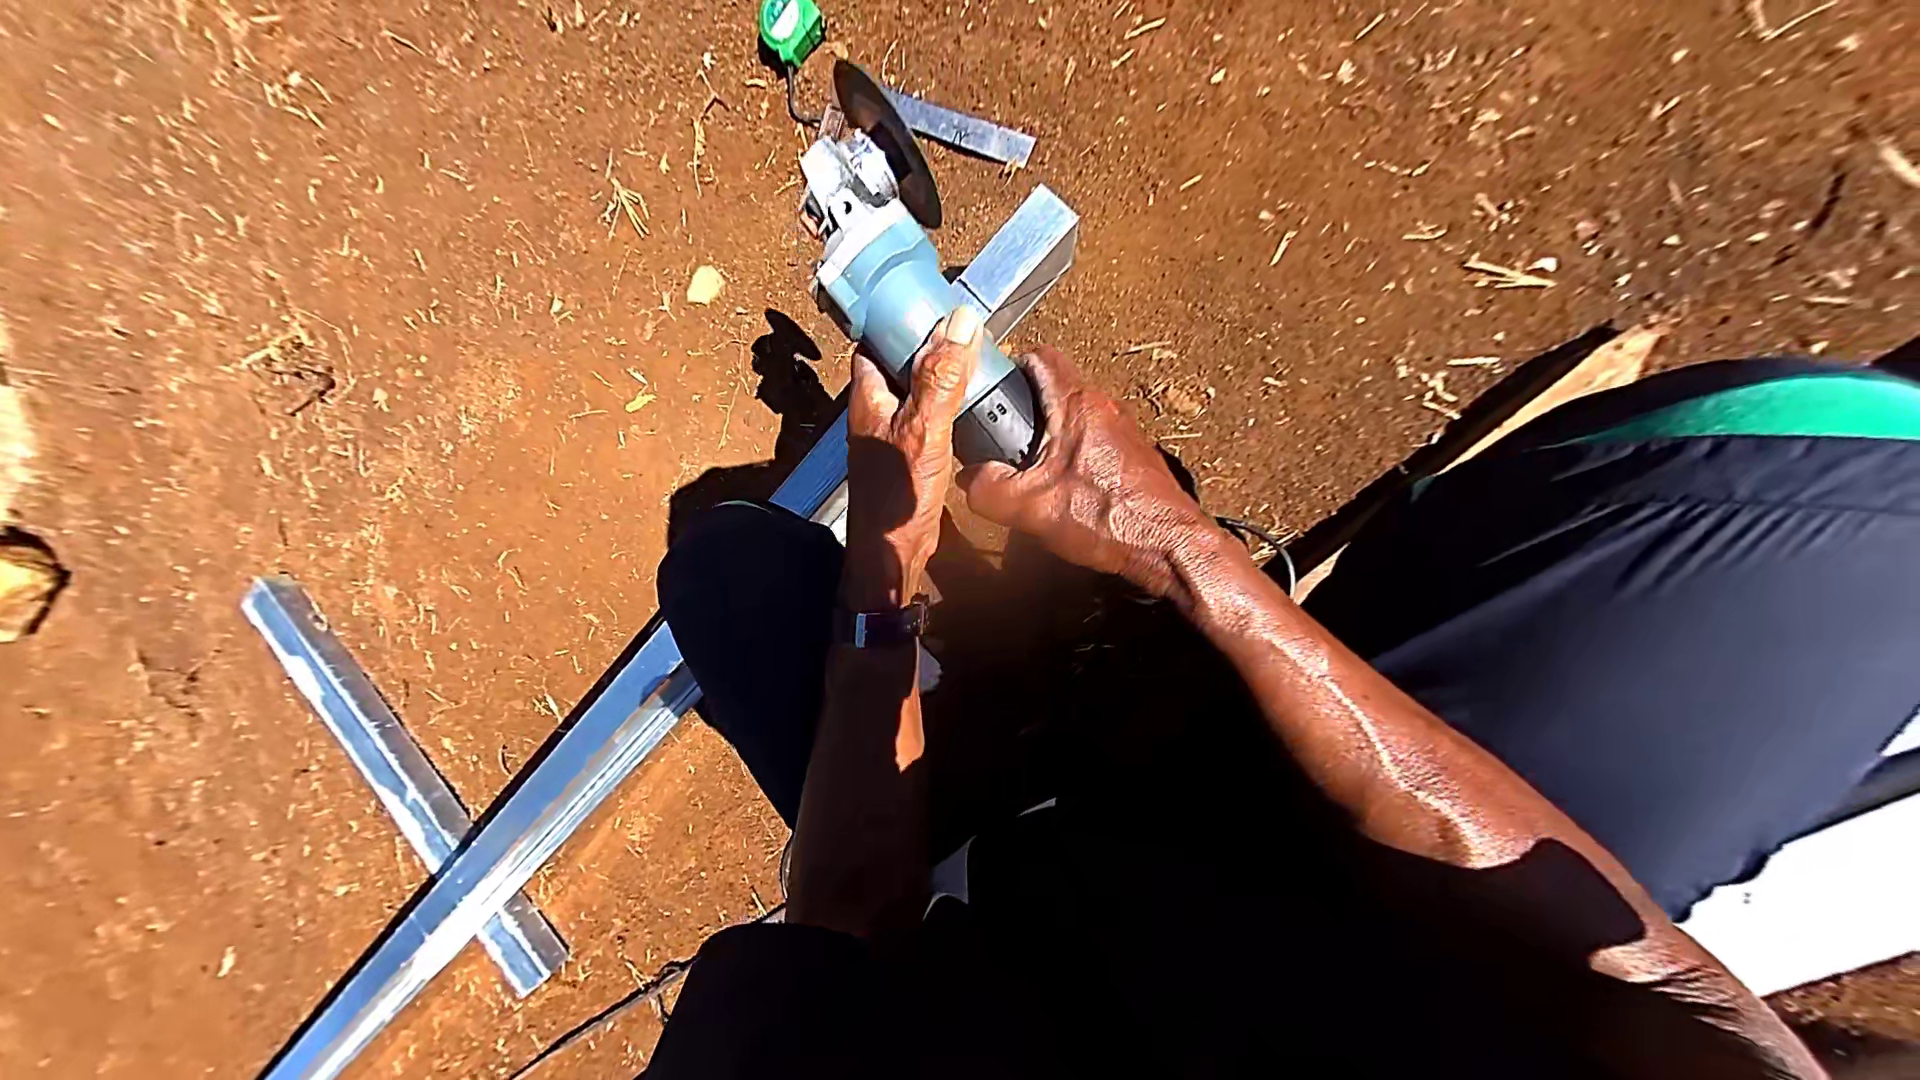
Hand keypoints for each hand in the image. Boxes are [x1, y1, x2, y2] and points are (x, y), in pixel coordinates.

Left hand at [842, 308, 981, 610]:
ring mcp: (891, 432)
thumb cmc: (897, 492)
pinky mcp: (907, 452)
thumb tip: (960, 324)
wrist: (893, 547)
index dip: (899, 320)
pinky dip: (943, 403)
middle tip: (961, 327)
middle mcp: (875, 410)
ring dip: (936, 374)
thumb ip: (941, 379)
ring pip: (913, 389)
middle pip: (897, 363)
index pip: (876, 342)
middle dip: (925, 344)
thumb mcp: (925, 429)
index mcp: (869, 396)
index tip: (929, 302)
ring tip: (969, 358)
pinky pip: (925, 415)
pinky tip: (965, 403)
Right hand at [957, 347, 1227, 603]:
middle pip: (1054, 386)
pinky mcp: (1130, 454)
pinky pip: (1091, 439)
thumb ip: (986, 489)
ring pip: (1073, 414)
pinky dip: (1070, 453)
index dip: (1008, 366)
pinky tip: (1061, 488)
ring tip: (1029, 467)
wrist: (1169, 547)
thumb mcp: (1029, 508)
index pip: (1039, 355)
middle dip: (1024, 407)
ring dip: (1049, 433)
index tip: (991, 388)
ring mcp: (1122, 430)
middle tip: (1003, 436)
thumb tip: (969, 478)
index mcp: (1078, 404)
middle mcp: (1105, 407)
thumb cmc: (1113, 520)